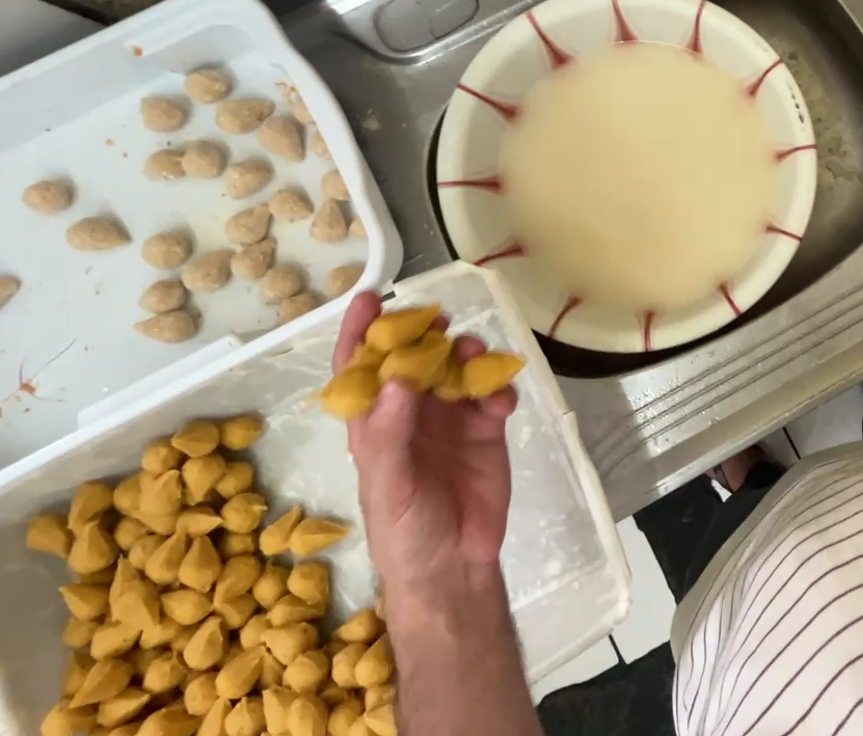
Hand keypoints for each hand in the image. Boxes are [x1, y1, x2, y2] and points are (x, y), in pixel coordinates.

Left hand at [336, 292, 519, 600]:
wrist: (456, 564)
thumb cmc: (405, 531)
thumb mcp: (388, 487)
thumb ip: (390, 434)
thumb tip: (397, 378)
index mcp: (376, 425)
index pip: (360, 370)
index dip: (360, 333)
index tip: (369, 298)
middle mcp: (412, 413)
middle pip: (416, 359)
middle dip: (426, 335)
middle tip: (441, 320)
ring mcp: (452, 418)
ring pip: (458, 368)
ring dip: (467, 354)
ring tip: (477, 355)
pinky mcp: (487, 428)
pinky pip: (495, 393)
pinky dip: (500, 388)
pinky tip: (502, 402)